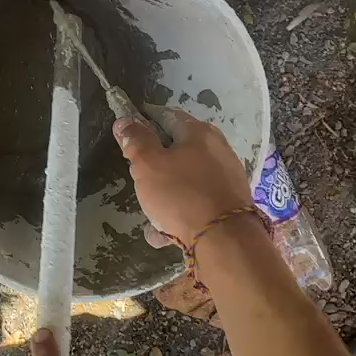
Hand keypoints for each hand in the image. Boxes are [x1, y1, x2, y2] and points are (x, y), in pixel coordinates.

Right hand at [114, 110, 253, 242]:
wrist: (224, 240)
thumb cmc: (180, 195)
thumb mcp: (147, 164)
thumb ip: (135, 140)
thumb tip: (125, 121)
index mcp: (198, 132)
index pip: (165, 115)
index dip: (143, 123)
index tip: (126, 137)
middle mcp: (217, 148)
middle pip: (176, 149)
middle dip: (154, 164)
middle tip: (137, 179)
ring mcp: (227, 176)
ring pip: (185, 178)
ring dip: (165, 193)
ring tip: (151, 215)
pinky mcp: (230, 201)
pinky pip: (197, 200)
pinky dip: (181, 210)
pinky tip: (167, 231)